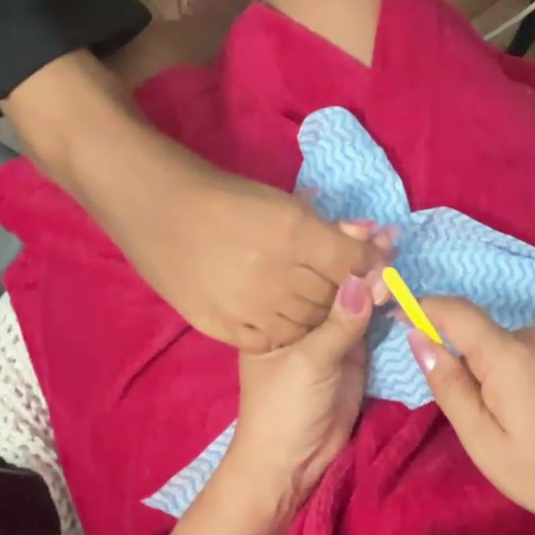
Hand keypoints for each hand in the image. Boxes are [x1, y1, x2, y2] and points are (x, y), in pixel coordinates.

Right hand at [0, 53, 384, 353]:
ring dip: (322, 315)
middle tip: (350, 281)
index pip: (355, 261)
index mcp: (295, 234)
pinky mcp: (224, 327)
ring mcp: (249, 305)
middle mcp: (278, 273)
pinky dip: (287, 332)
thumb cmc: (223, 195)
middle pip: (337, 296)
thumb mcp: (284, 205)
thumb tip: (372, 236)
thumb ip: (328, 226)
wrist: (153, 207)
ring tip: (315, 299)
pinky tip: (284, 316)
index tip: (381, 263)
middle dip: (351, 289)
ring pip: (309, 324)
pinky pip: (273, 339)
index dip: (375, 265)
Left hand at [228, 245, 386, 498]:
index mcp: (277, 311)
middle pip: (334, 276)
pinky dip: (384, 299)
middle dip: (358, 254)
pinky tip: (397, 279)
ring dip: (375, 272)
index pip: (306, 269)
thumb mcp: (309, 362)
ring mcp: (329, 331)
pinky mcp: (353, 349)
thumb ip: (338, 323)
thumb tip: (364, 279)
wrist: (293, 459)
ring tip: (395, 243)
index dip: (332, 246)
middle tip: (386, 232)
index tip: (359, 227)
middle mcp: (302, 314)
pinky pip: (370, 318)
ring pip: (355, 294)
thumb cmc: (283, 407)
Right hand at [408, 298, 534, 534]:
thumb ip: (449, 386)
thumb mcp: (484, 442)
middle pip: (486, 337)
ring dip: (506, 371)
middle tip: (488, 418)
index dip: (424, 309)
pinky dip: (533, 371)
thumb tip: (419, 338)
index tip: (403, 319)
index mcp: (509, 356)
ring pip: (514, 346)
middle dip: (474, 366)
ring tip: (525, 418)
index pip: (455, 311)